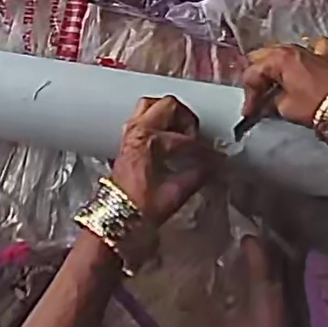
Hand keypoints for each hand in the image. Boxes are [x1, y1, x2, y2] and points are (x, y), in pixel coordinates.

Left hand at [112, 96, 220, 225]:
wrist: (113, 221)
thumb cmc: (139, 210)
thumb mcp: (174, 194)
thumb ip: (197, 175)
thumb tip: (214, 165)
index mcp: (148, 141)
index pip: (183, 137)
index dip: (201, 149)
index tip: (212, 159)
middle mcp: (137, 131)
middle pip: (166, 105)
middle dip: (185, 118)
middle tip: (195, 135)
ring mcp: (129, 134)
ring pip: (150, 106)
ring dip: (168, 114)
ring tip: (182, 132)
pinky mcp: (126, 140)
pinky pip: (142, 118)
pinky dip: (157, 122)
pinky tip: (167, 139)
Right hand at [240, 39, 327, 126]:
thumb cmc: (314, 105)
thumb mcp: (284, 107)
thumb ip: (268, 103)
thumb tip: (261, 105)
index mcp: (277, 58)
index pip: (252, 74)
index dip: (248, 95)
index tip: (248, 113)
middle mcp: (290, 49)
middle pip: (261, 58)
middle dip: (256, 79)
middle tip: (256, 100)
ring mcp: (307, 50)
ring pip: (280, 51)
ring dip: (272, 68)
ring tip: (271, 87)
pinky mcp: (322, 57)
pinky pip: (309, 48)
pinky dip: (300, 56)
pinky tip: (298, 65)